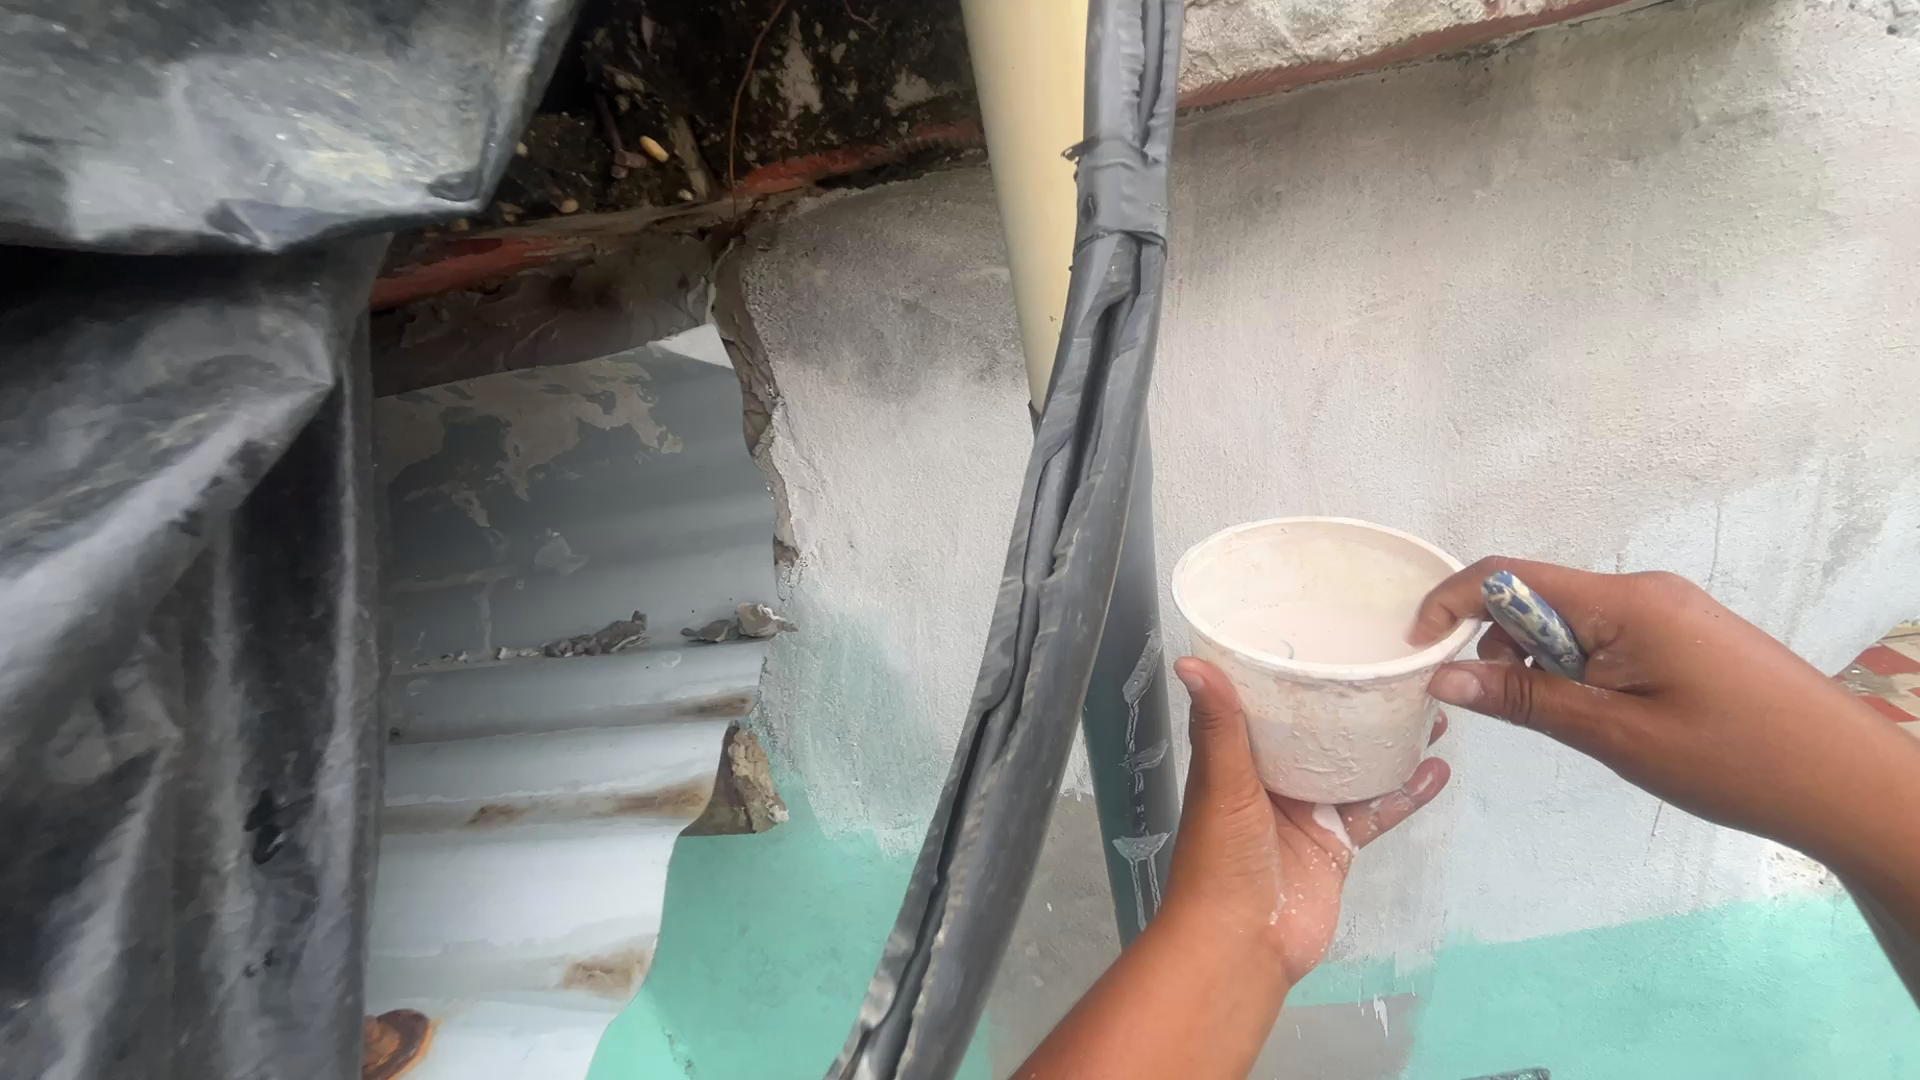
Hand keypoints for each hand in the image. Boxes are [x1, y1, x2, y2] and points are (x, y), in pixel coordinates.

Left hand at [1163, 657, 1449, 987]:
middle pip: (1315, 733)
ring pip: (1351, 767)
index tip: (1316, 638)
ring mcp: (1307, 811)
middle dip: (1347, 706)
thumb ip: (1217, 723)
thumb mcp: (1222, 780)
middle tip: (1388, 671)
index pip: (1262, 705)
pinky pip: (1376, 810)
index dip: (1285, 675)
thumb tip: (1188, 662)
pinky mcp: (1337, 844)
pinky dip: (1405, 792)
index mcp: (1236, 757)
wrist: (1244, 940)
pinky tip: (1436, 767)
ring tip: (1425, 708)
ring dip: (1383, 742)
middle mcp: (1271, 779)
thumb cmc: (1221, 856)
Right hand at [1409, 558, 1919, 868]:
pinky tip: (1599, 706)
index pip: (1505, 576)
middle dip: (1498, 640)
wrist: (1866, 794)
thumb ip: (1520, 696)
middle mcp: (1642, 590)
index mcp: (1625, 602)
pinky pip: (1598, 631)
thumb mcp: (1613, 734)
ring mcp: (1666, 609)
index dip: (1448, 603)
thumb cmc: (1738, 762)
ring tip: (1567, 712)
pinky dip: (1573, 662)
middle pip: (1532, 594)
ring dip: (1538, 656)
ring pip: (1563, 616)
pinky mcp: (1681, 631)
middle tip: (1504, 698)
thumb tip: (1440, 677)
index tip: (1417, 648)